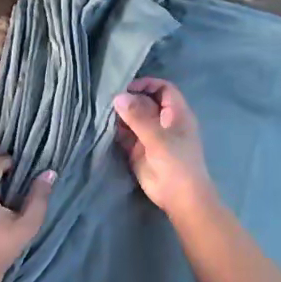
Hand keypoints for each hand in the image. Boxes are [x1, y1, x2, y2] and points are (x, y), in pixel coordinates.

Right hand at [112, 78, 213, 215]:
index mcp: (176, 114)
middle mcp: (163, 122)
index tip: (126, 86)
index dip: (147, 84)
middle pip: (145, 102)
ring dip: (120, 115)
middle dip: (129, 99)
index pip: (163, 89)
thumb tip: (118, 97)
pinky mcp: (139, 151)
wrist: (179, 197)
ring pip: (134, 119)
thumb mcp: (158, 137)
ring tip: (101, 111)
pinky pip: (126, 136)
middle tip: (106, 98)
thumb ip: (138, 116)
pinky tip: (103, 127)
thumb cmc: (176, 163)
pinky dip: (116, 130)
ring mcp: (151, 136)